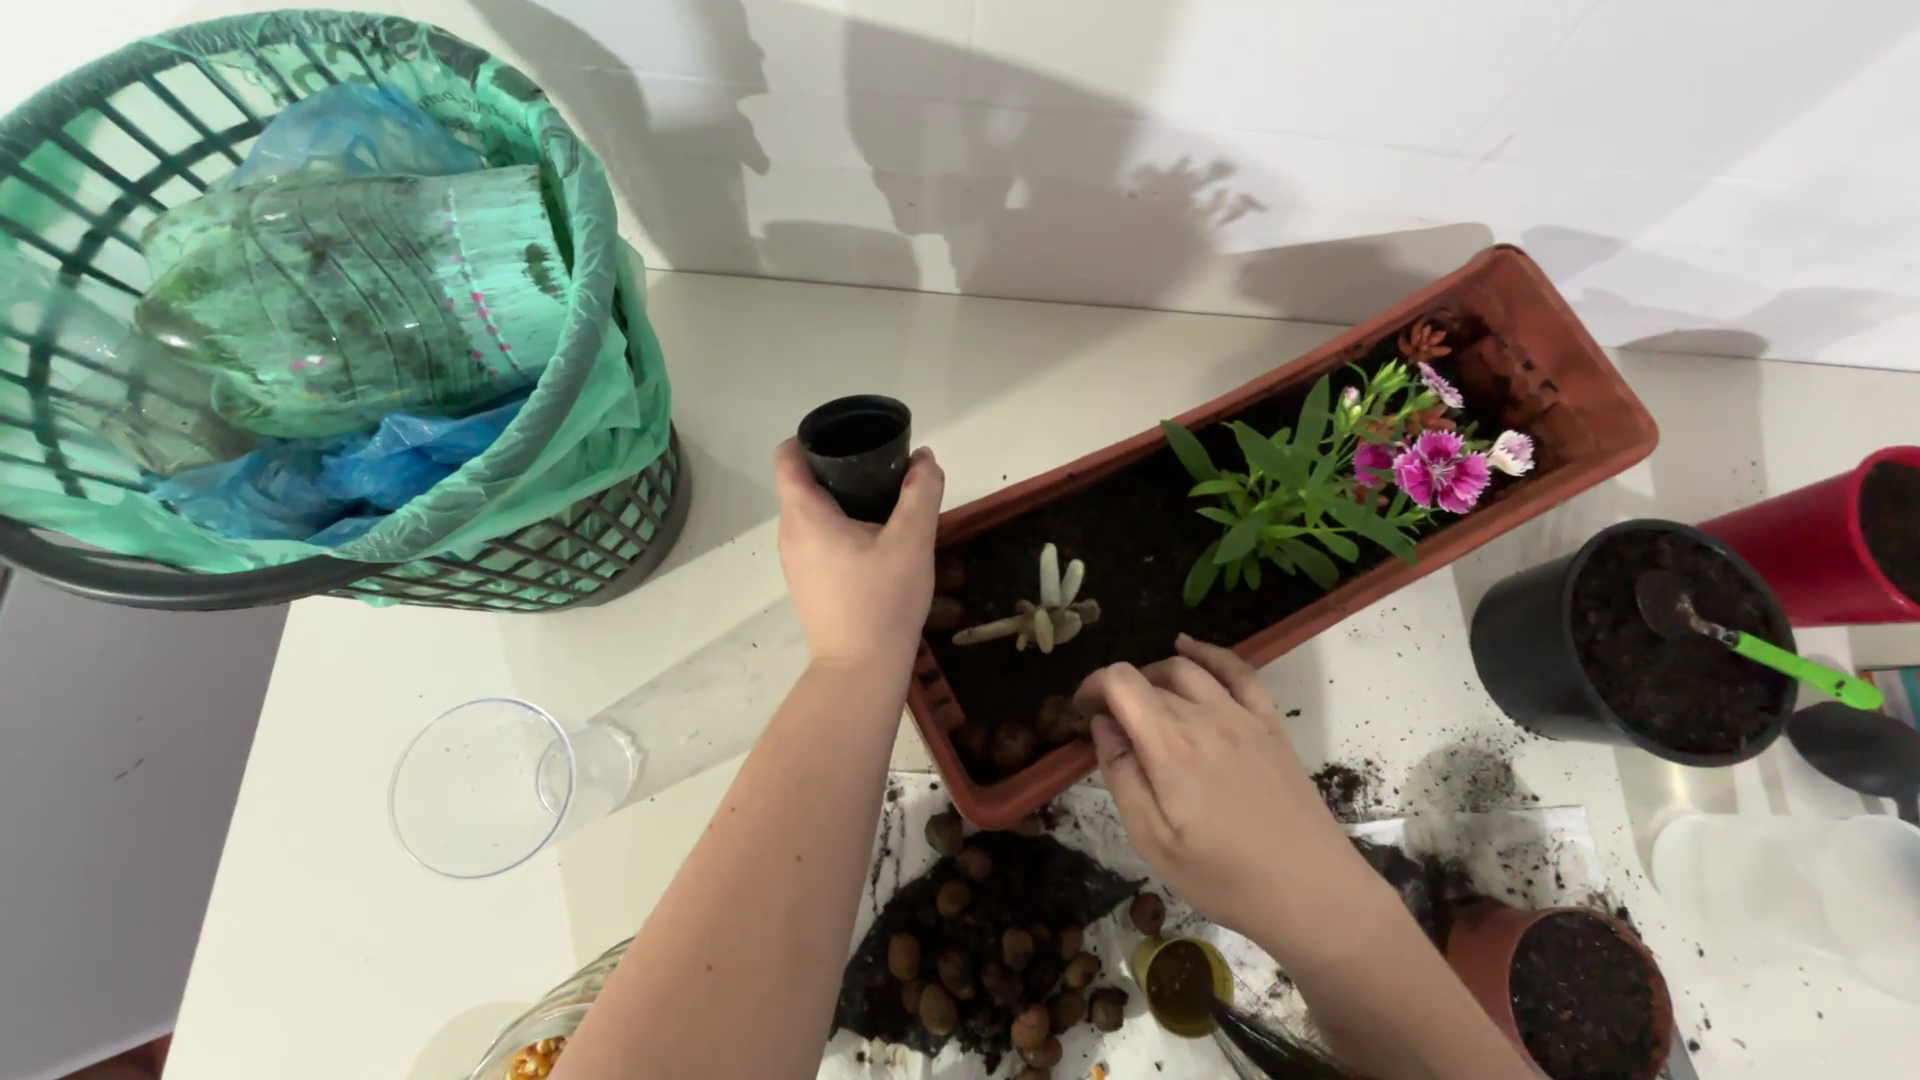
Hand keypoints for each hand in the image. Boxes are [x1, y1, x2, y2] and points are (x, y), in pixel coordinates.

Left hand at [774, 439, 944, 674]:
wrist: (861, 668)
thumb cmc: (882, 601)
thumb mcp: (913, 541)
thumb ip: (921, 492)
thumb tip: (924, 460)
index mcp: (805, 515)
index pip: (788, 456)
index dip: (813, 438)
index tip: (850, 439)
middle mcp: (790, 534)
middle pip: (803, 483)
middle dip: (839, 468)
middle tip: (881, 468)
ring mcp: (795, 561)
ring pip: (813, 513)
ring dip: (843, 501)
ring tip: (885, 502)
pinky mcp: (808, 582)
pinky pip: (819, 538)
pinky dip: (842, 527)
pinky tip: (877, 539)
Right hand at [1074, 635, 1384, 953]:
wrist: (1311, 892)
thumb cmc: (1224, 877)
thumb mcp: (1153, 841)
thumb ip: (1121, 776)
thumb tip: (1101, 726)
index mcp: (1170, 746)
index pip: (1120, 682)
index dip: (1091, 687)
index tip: (1081, 713)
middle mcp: (1205, 717)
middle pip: (1149, 676)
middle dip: (1118, 690)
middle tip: (1108, 723)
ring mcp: (1243, 716)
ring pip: (1187, 668)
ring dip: (1153, 674)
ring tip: (1142, 701)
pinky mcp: (1270, 723)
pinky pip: (1239, 670)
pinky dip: (1209, 652)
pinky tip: (1189, 648)